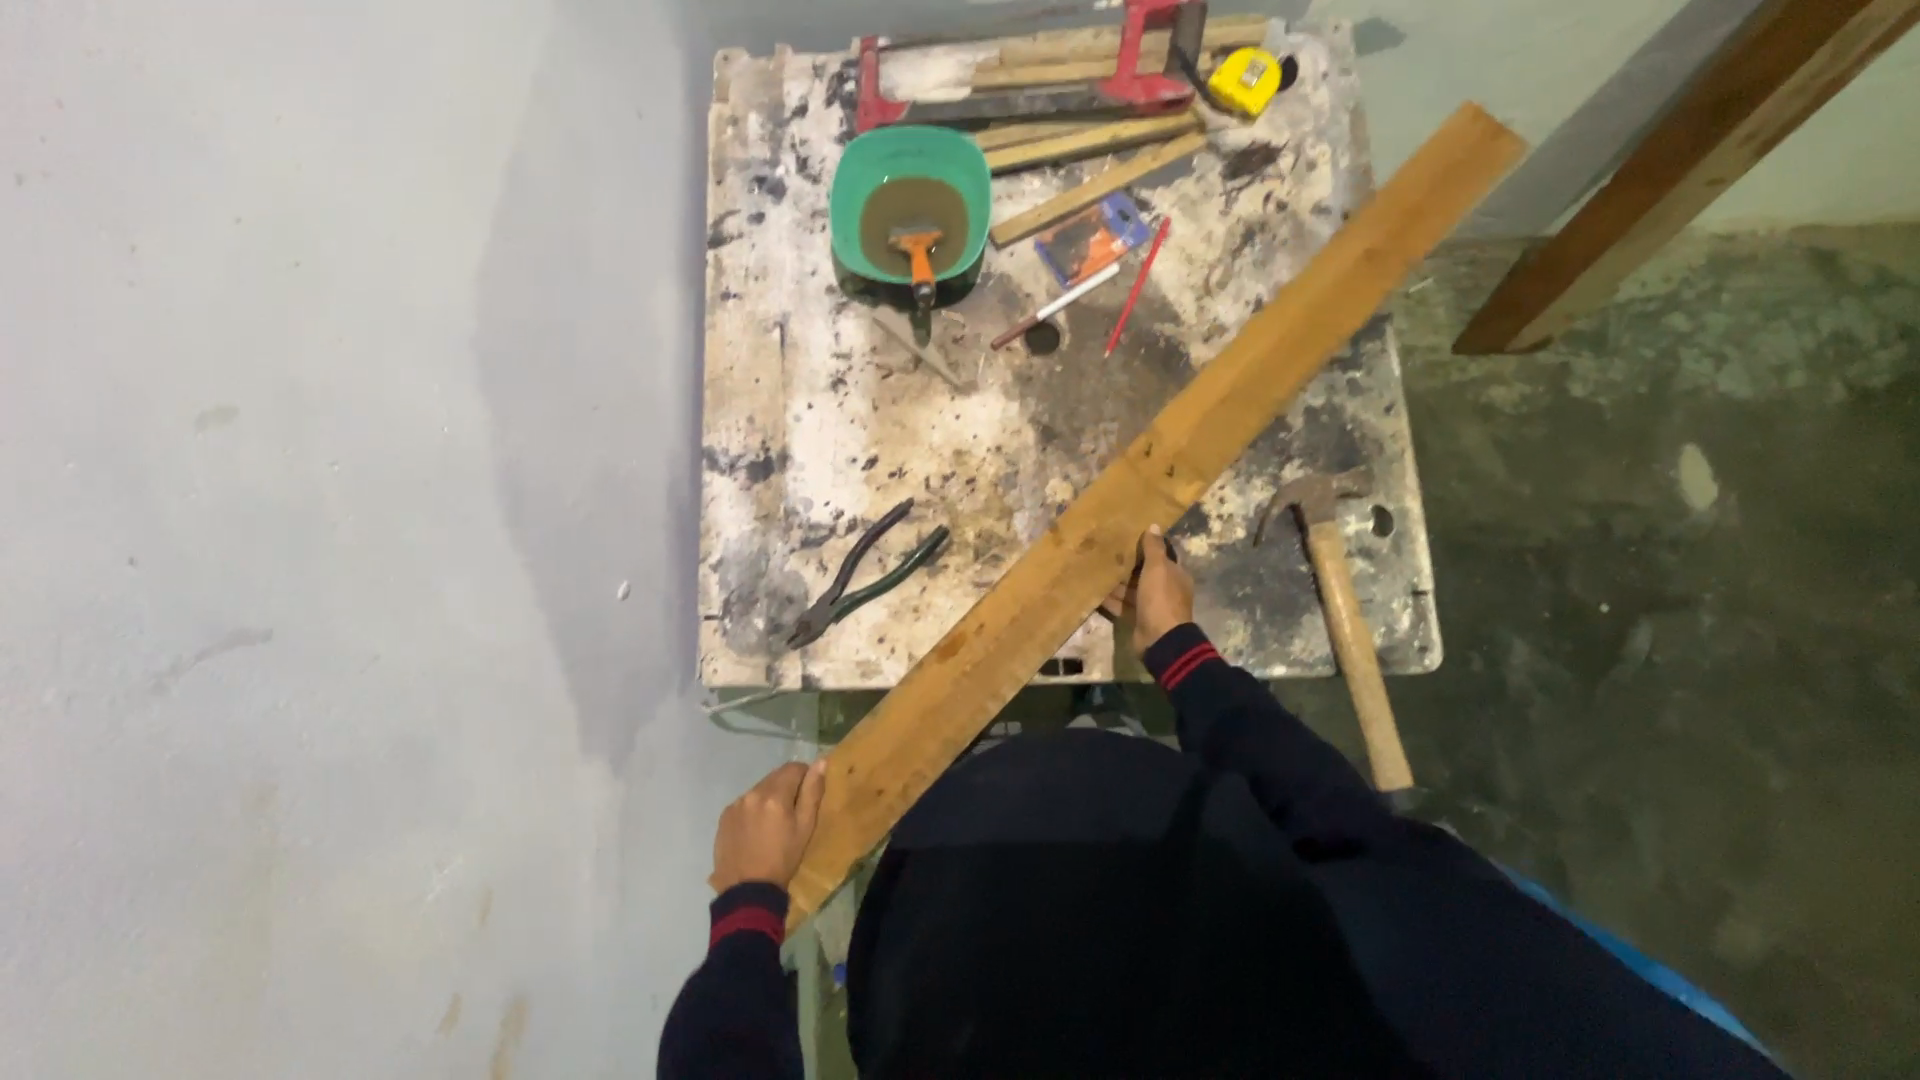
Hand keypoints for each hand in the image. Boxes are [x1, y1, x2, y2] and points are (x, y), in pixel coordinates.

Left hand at [711, 761, 826, 893]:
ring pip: (759, 788)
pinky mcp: (724, 816)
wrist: (747, 891)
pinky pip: (744, 802)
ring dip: (769, 797)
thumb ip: (812, 792)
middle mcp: (752, 793)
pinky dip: (753, 808)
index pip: (793, 767)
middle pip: (775, 776)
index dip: (805, 776)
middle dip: (786, 786)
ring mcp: (735, 804)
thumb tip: (821, 762)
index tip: (807, 795)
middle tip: (791, 811)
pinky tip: (755, 830)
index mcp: (774, 795)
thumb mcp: (805, 827)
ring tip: (772, 823)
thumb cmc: (783, 859)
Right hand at [1101, 525, 1194, 656]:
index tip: (1130, 537)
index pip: (1163, 556)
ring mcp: (1151, 605)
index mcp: (1175, 575)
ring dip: (1116, 582)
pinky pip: (1122, 605)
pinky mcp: (1138, 618)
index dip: (1148, 547)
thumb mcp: (1158, 568)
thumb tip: (1154, 525)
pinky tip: (1094, 591)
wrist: (1160, 638)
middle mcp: (1165, 589)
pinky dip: (1111, 599)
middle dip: (1128, 564)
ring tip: (1096, 568)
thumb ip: (1154, 548)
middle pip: (1145, 573)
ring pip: (1131, 589)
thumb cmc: (1161, 598)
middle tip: (1107, 551)